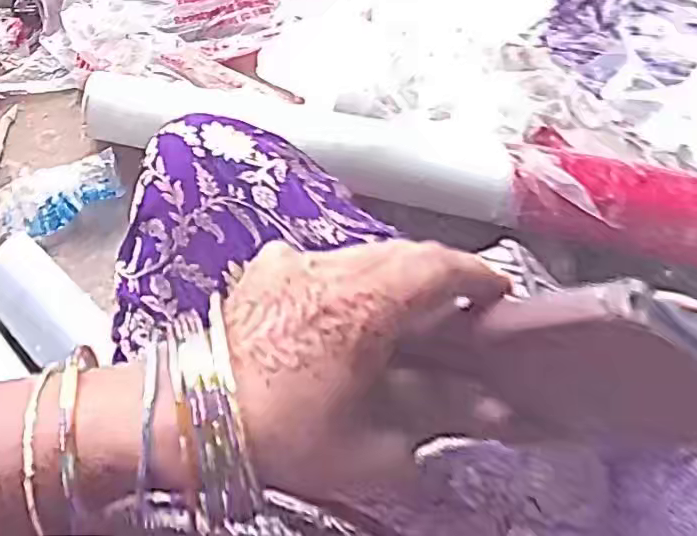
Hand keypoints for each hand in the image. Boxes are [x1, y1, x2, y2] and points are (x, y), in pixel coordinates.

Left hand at [221, 240, 512, 495]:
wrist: (198, 410)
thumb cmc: (287, 433)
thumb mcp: (376, 443)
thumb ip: (438, 413)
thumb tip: (490, 404)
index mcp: (360, 301)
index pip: (432, 265)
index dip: (474, 273)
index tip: (497, 292)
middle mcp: (325, 265)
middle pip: (398, 252)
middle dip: (436, 276)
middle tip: (459, 311)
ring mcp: (291, 258)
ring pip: (360, 252)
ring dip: (390, 276)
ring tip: (405, 317)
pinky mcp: (266, 263)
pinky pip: (323, 260)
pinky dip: (348, 279)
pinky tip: (346, 315)